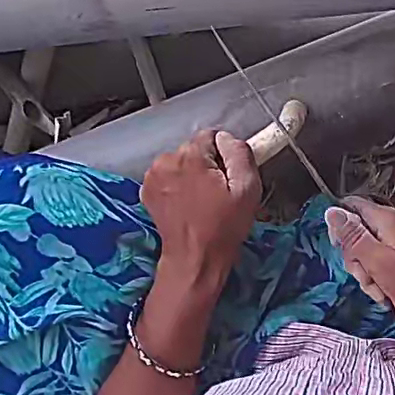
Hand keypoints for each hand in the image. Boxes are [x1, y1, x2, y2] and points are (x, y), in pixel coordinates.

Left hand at [141, 130, 260, 276]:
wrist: (195, 259)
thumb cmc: (224, 227)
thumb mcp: (247, 189)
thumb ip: (240, 153)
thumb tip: (226, 138)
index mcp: (190, 156)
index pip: (211, 136)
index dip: (224, 156)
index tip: (228, 179)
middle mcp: (166, 160)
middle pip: (194, 149)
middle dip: (207, 165)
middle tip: (217, 193)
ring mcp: (153, 176)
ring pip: (180, 161)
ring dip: (191, 174)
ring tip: (202, 200)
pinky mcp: (146, 190)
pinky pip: (168, 176)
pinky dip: (177, 185)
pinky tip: (187, 205)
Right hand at [324, 196, 394, 321]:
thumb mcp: (377, 261)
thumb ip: (353, 236)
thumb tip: (331, 211)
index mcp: (386, 219)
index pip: (351, 206)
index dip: (339, 226)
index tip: (340, 249)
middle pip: (359, 231)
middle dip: (356, 257)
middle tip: (365, 277)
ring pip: (370, 248)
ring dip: (368, 271)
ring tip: (379, 290)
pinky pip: (384, 257)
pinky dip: (381, 274)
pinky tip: (387, 290)